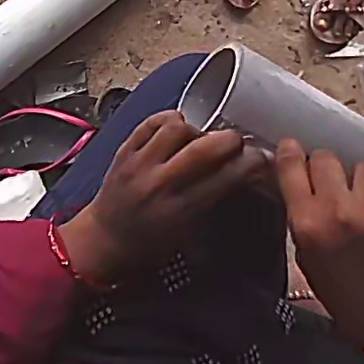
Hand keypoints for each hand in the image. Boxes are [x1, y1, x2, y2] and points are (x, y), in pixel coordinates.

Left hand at [58, 112, 266, 285]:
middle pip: (203, 149)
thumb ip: (210, 201)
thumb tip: (241, 172)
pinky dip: (167, 119)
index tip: (261, 157)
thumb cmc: (150, 243)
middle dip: (230, 140)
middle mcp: (161, 183)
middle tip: (235, 141)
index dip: (251, 163)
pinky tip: (176, 127)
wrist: (103, 240)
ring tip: (198, 138)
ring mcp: (139, 164)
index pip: (225, 177)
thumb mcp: (187, 233)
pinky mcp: (123, 151)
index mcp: (181, 209)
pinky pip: (148, 123)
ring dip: (195, 129)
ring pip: (175, 128)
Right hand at [273, 140, 363, 350]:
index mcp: (309, 226)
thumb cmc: (352, 302)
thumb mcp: (311, 262)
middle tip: (338, 188)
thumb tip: (300, 181)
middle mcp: (341, 211)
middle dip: (329, 170)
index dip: (292, 153)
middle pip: (327, 159)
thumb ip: (303, 219)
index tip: (293, 147)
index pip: (292, 168)